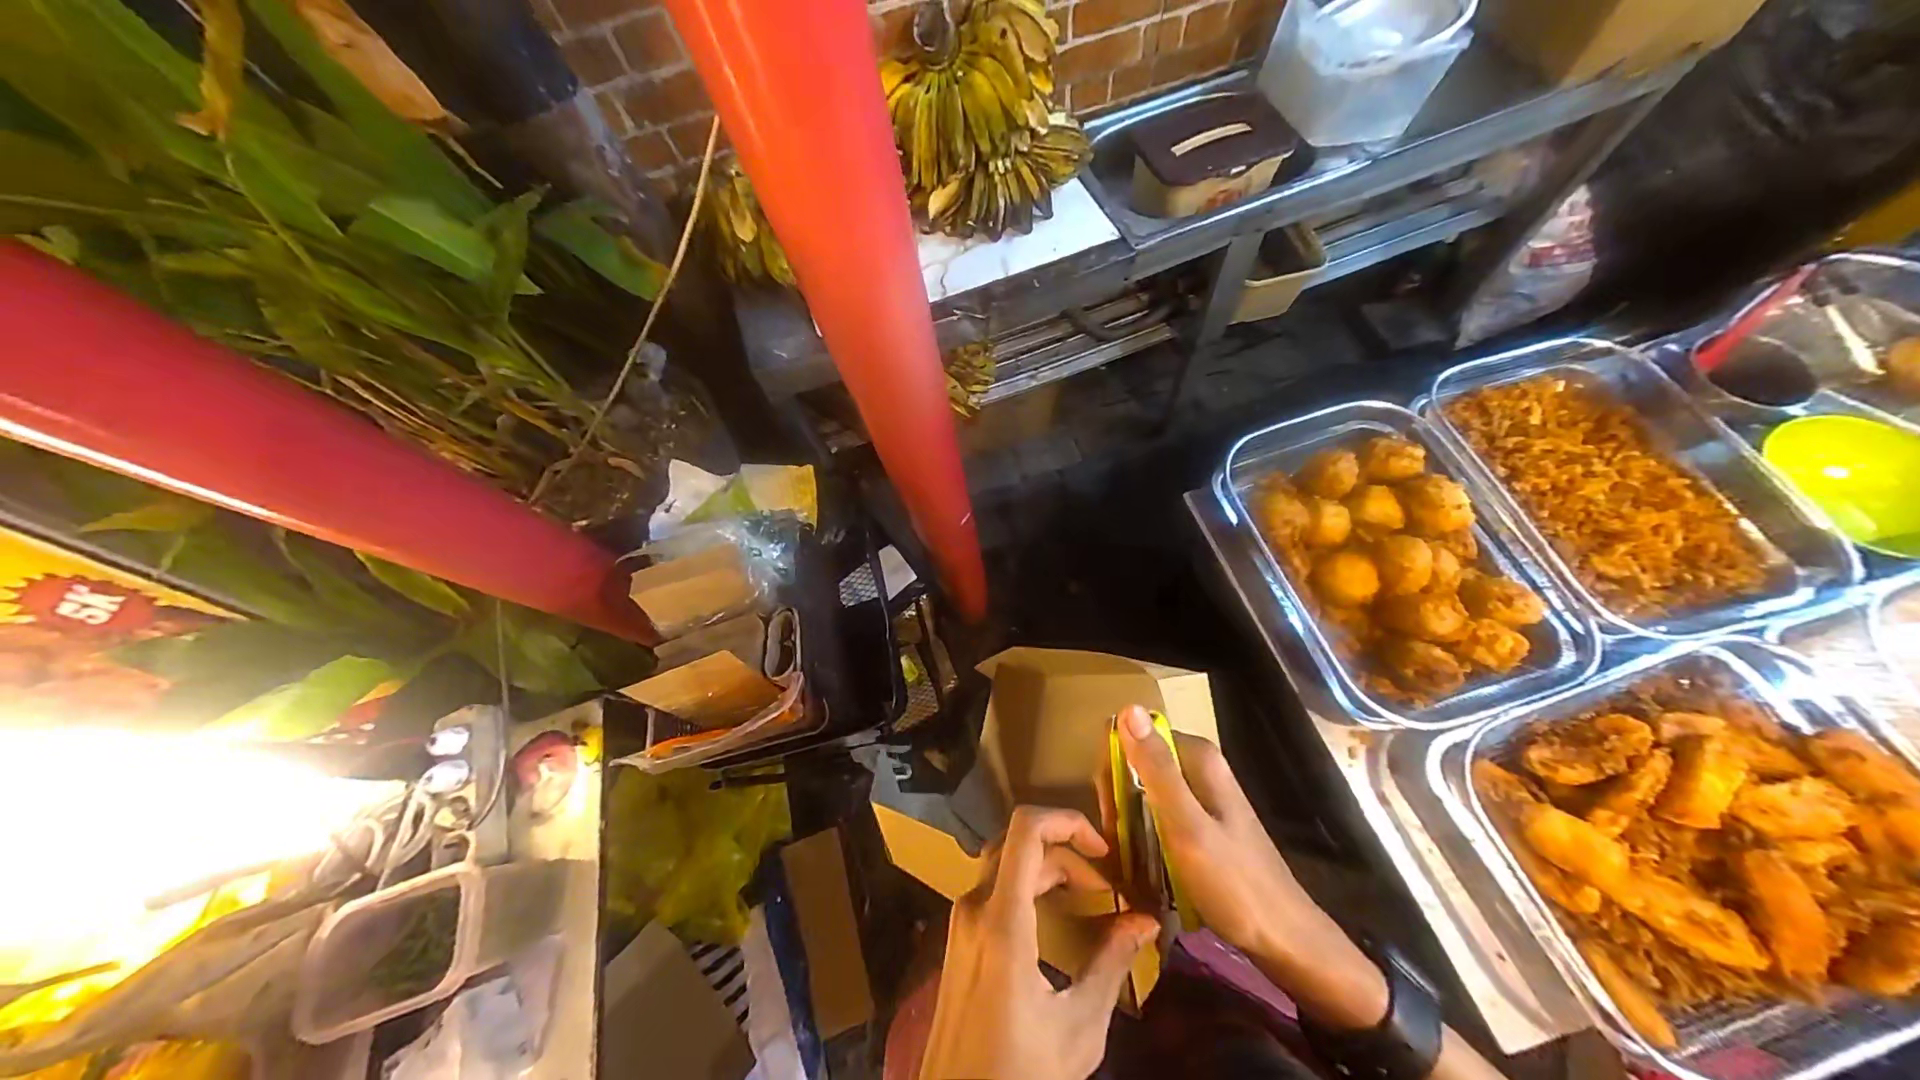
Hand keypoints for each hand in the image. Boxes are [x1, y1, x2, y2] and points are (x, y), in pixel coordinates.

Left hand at [919, 806, 1158, 1079]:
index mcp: (1002, 921)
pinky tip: (1057, 916)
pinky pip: (996, 888)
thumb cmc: (1018, 1072)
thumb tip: (1146, 920)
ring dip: (1050, 868)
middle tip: (1107, 887)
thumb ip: (1111, 964)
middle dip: (1068, 853)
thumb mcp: (1077, 1026)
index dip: (1066, 820)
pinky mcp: (960, 936)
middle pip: (1020, 844)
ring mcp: (962, 920)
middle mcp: (975, 907)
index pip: (1025, 830)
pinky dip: (1030, 885)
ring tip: (1090, 899)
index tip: (1105, 848)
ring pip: (1007, 862)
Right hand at [1116, 706, 1388, 1029]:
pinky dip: (1145, 833)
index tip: (1109, 811)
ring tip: (1127, 856)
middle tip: (1119, 842)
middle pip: (1137, 764)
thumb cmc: (1234, 883)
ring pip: (1144, 791)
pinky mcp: (1202, 821)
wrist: (1286, 940)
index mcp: (1197, 757)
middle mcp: (1200, 766)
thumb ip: (1156, 769)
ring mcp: (1202, 795)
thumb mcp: (1186, 825)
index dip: (1112, 769)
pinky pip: (1158, 814)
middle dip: (1119, 798)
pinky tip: (1143, 861)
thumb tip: (1127, 708)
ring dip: (1128, 819)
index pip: (1133, 736)